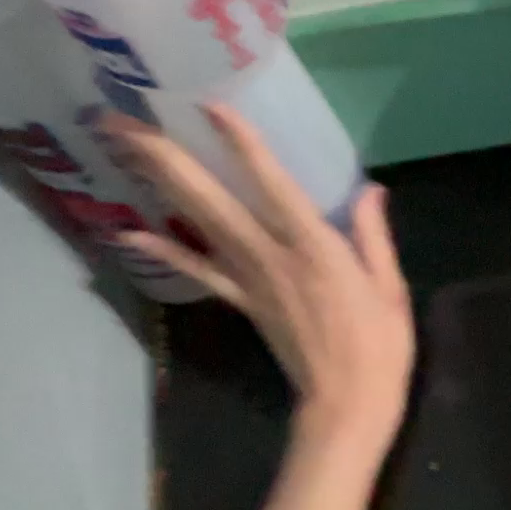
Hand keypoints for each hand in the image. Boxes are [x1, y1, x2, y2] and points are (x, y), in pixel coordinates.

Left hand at [107, 105, 414, 456]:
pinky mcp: (243, 302)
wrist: (348, 404)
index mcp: (318, 250)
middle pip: (213, 200)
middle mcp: (274, 258)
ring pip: (198, 224)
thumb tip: (369, 191)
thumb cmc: (379, 347)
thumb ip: (373, 236)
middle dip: (168, 157)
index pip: (275, 187)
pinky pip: (197, 272)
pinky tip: (128, 231)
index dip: (243, 146)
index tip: (209, 105)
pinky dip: (163, 251)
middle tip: (122, 117)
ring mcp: (251, 281)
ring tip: (120, 146)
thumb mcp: (390, 289)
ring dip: (158, 183)